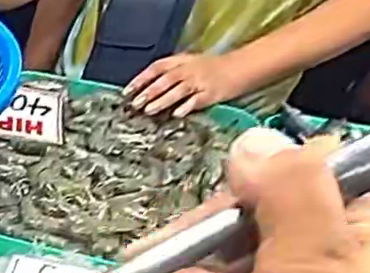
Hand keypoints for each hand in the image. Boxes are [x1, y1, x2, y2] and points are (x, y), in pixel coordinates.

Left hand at [126, 52, 253, 116]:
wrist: (241, 67)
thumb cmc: (209, 72)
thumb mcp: (188, 69)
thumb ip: (167, 80)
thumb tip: (141, 96)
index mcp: (183, 62)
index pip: (159, 67)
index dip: (142, 78)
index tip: (127, 91)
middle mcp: (191, 70)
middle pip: (168, 78)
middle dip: (150, 91)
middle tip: (136, 103)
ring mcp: (201, 81)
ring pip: (180, 89)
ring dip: (163, 100)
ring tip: (149, 110)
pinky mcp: (212, 92)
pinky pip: (198, 99)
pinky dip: (187, 106)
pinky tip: (177, 114)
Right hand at [153, 128, 369, 272]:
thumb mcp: (321, 252)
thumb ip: (287, 191)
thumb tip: (248, 141)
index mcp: (329, 231)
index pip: (280, 184)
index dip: (251, 187)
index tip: (231, 196)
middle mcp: (277, 262)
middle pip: (220, 225)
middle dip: (200, 242)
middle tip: (189, 257)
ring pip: (186, 269)